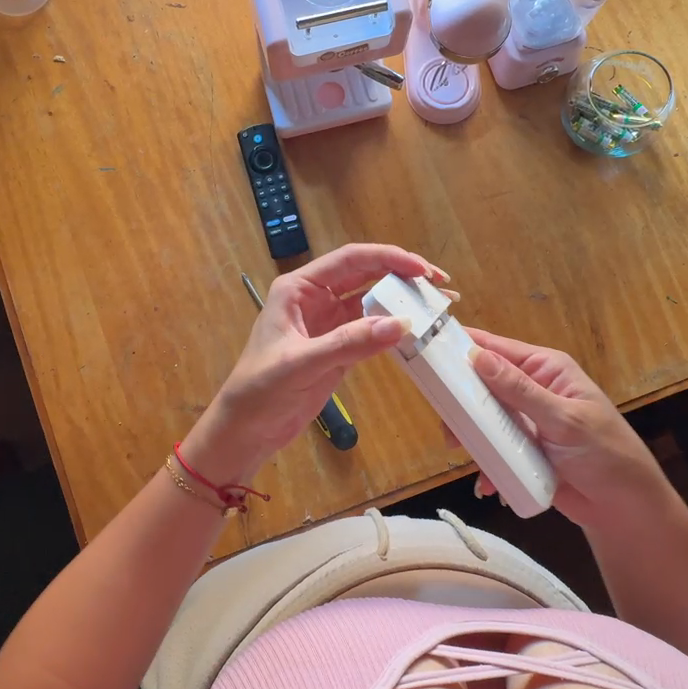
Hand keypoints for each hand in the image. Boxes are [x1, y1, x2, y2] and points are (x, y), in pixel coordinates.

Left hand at [181, 244, 447, 485]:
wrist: (245, 430)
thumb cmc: (259, 390)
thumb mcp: (300, 364)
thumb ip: (348, 343)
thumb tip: (401, 324)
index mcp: (299, 289)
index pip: (350, 260)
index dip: (388, 259)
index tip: (422, 270)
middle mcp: (315, 299)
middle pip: (366, 275)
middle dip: (403, 276)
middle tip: (442, 286)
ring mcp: (328, 324)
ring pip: (373, 303)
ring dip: (403, 302)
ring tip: (440, 306)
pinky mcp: (338, 349)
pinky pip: (372, 331)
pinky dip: (395, 330)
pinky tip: (419, 332)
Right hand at [459, 328, 663, 530]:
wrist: (623, 508)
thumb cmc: (606, 454)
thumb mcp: (564, 419)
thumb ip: (520, 391)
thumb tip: (478, 356)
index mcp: (545, 368)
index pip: (496, 348)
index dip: (462, 347)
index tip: (426, 351)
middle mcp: (531, 389)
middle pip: (481, 384)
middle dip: (460, 403)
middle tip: (446, 423)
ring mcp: (524, 420)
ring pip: (481, 418)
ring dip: (470, 437)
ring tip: (463, 455)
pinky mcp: (520, 449)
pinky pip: (490, 448)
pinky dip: (485, 463)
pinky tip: (487, 482)